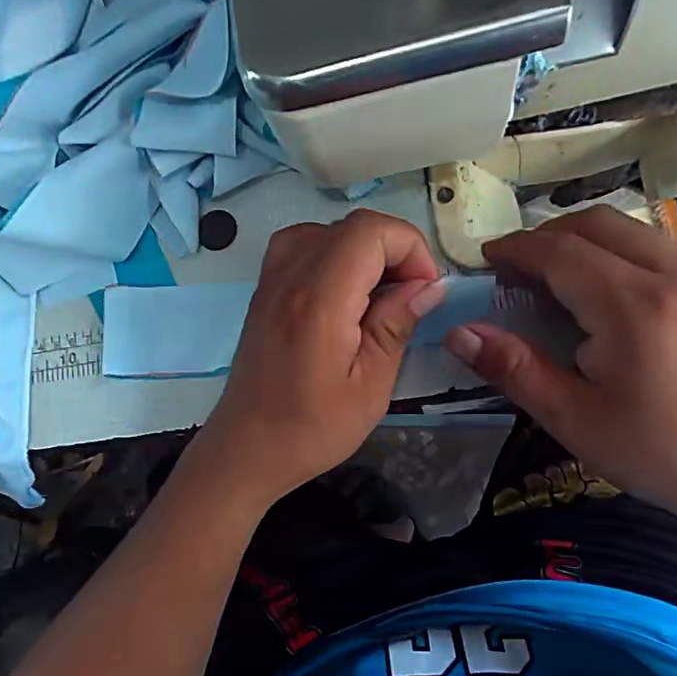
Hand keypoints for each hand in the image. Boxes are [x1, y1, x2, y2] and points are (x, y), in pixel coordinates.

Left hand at [190, 209, 444, 506]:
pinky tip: (344, 290)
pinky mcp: (264, 291)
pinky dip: (333, 254)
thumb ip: (396, 326)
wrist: (247, 449)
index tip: (425, 291)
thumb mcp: (370, 387)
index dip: (410, 249)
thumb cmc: (312, 429)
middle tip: (410, 297)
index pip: (371, 232)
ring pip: (328, 230)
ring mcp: (272, 280)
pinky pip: (301, 245)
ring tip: (380, 294)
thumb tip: (429, 287)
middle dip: (395, 250)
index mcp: (320, 301)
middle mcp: (291, 277)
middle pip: (353, 226)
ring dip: (365, 251)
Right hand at [442, 206, 676, 523]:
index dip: (517, 250)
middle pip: (596, 224)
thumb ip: (513, 368)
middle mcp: (674, 275)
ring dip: (582, 240)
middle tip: (516, 271)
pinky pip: (654, 245)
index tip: (487, 261)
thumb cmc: (654, 452)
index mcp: (635, 308)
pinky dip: (616, 251)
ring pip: (629, 228)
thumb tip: (459, 332)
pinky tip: (602, 291)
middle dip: (546, 237)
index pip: (561, 252)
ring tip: (553, 277)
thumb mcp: (572, 418)